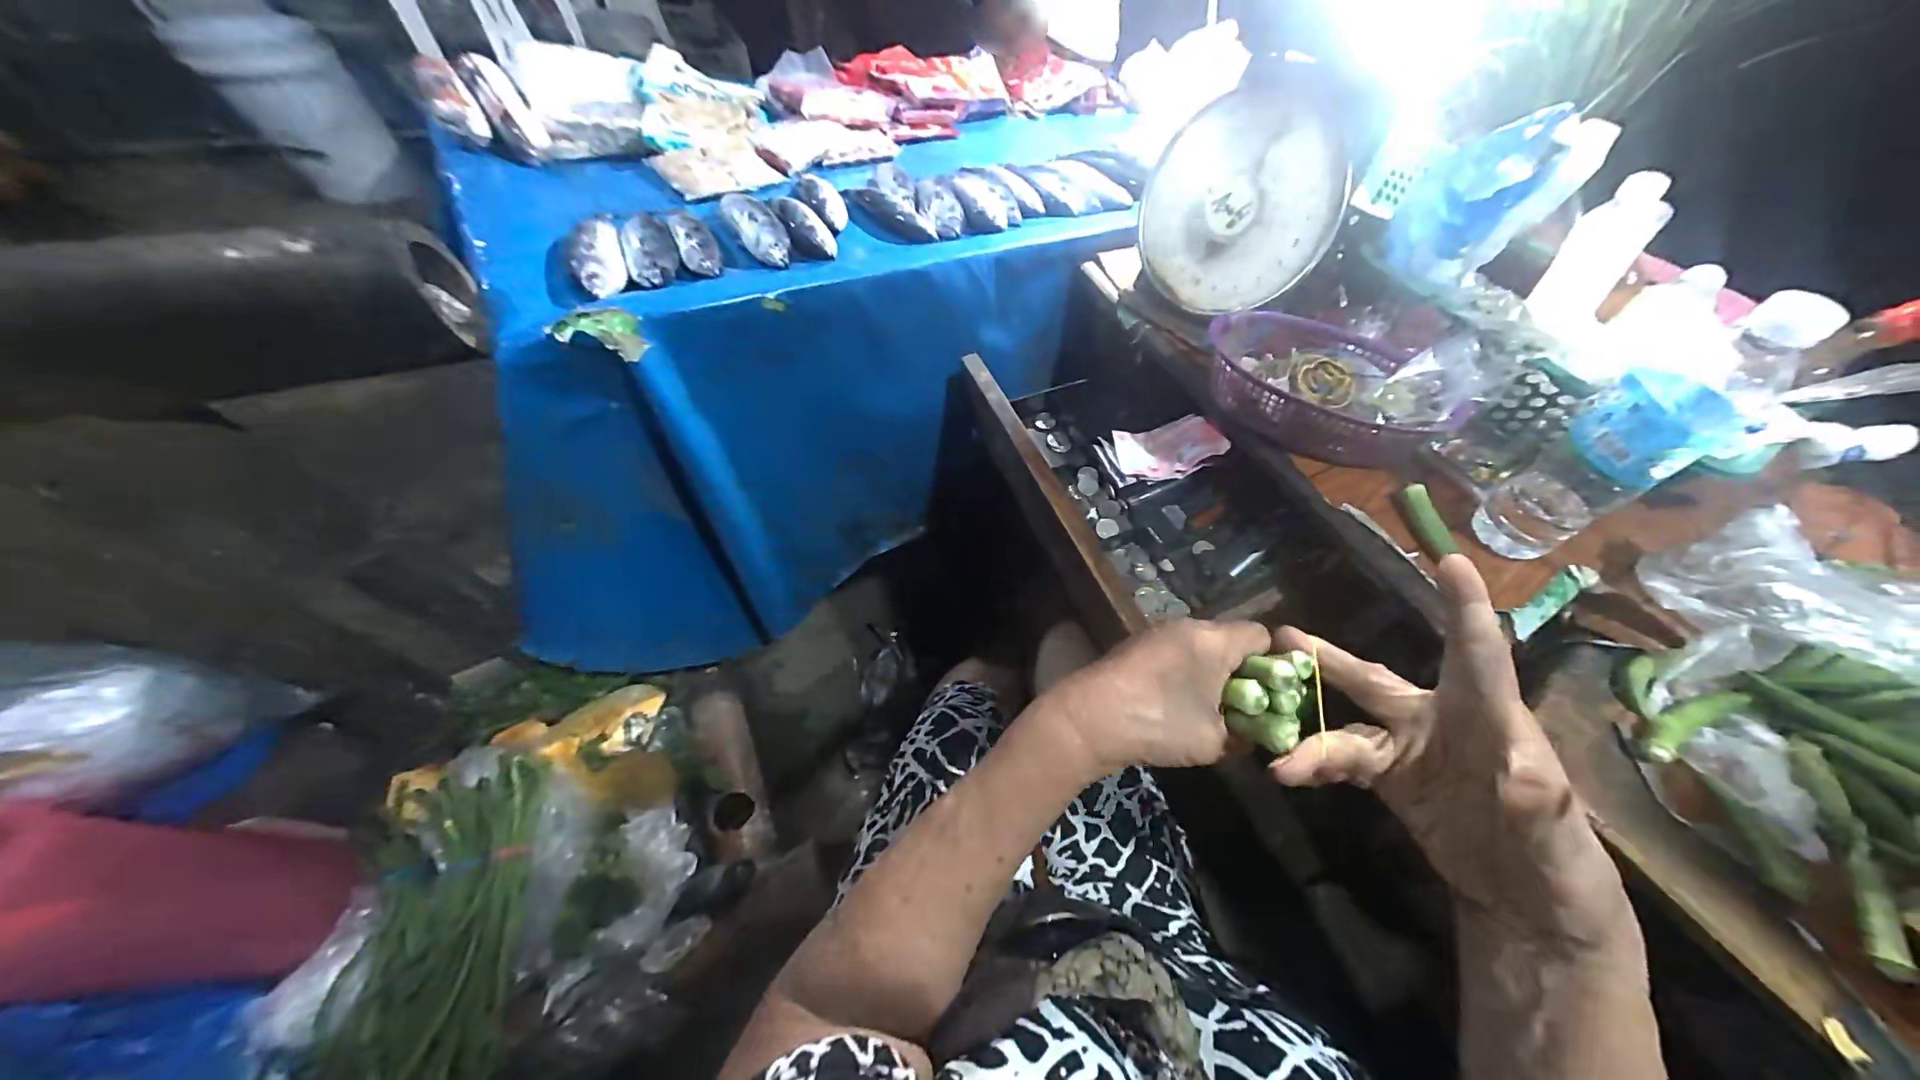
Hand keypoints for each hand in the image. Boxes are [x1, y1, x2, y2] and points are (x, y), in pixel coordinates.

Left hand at [1040, 618, 1269, 777]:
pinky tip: (1178, 706)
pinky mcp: (1135, 648)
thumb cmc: (1159, 724)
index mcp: (1213, 639)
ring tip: (1211, 712)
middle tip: (1247, 709)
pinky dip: (1185, 675)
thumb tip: (1251, 730)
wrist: (1088, 719)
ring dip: (1211, 676)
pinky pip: (1175, 655)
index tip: (1276, 696)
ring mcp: (1156, 634)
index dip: (1275, 664)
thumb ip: (1244, 733)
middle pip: (1230, 641)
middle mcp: (1186, 627)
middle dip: (1243, 673)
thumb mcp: (1214, 741)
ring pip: (1200, 649)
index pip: (1262, 635)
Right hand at [1269, 555, 1630, 946]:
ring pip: (1347, 723)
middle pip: (1378, 680)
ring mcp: (1409, 749)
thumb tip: (1521, 774)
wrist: (1527, 910)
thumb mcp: (1562, 846)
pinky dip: (1312, 764)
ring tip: (1279, 751)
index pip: (1479, 657)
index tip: (1452, 562)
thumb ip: (1540, 807)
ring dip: (1310, 730)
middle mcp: (1442, 722)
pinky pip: (1340, 760)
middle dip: (1333, 659)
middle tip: (1287, 636)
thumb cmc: (1563, 872)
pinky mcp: (1389, 778)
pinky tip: (1288, 773)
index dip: (1465, 609)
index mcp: (1493, 723)